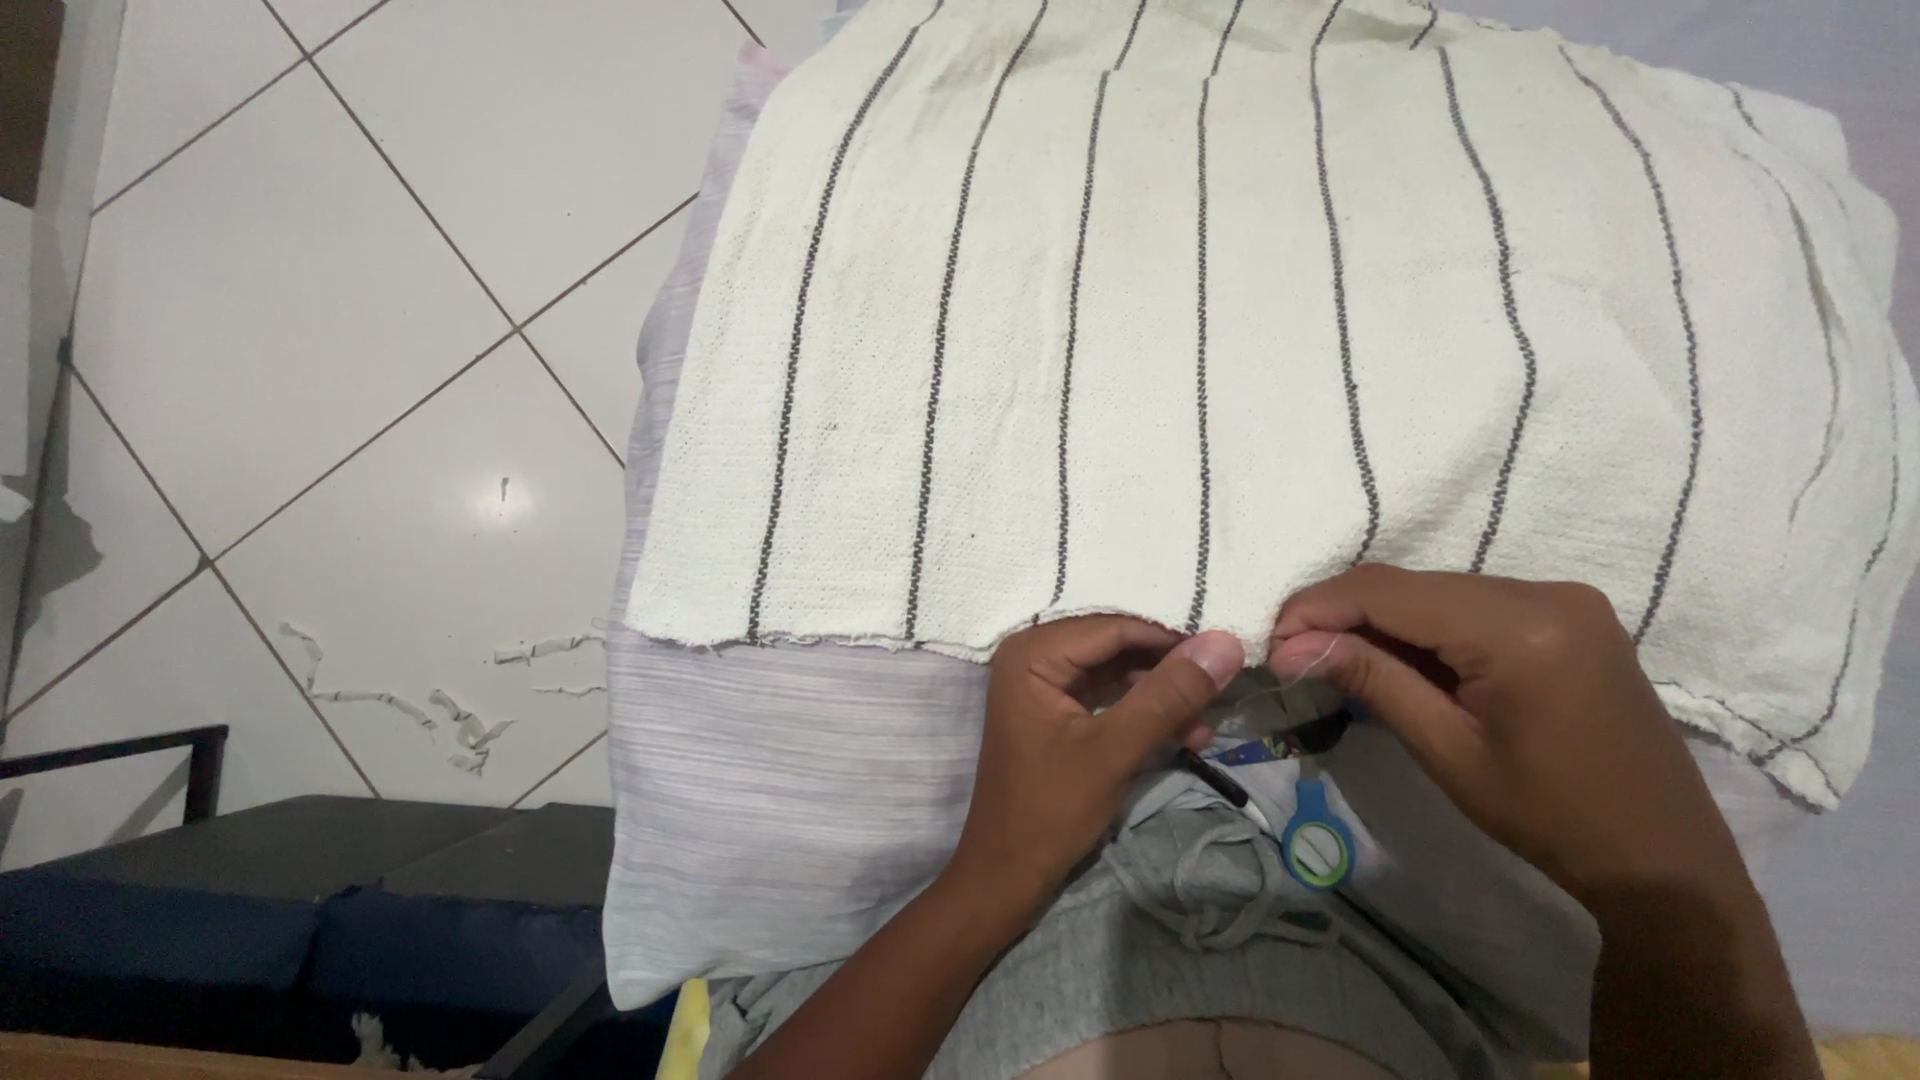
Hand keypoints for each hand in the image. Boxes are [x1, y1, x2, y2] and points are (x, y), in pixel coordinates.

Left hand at [942, 616, 1243, 916]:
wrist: (1007, 872)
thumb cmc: (1050, 809)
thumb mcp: (1114, 750)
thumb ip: (1168, 695)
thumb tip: (1225, 643)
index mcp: (1032, 652)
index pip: (1115, 626)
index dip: (1172, 635)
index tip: (1228, 650)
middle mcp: (1033, 654)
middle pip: (1116, 644)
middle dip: (1169, 666)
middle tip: (1224, 685)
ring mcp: (1043, 682)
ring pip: (1117, 669)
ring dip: (1163, 692)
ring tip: (1207, 719)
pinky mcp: (1056, 708)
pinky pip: (1109, 693)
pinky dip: (1145, 710)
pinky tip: (1186, 732)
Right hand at [1266, 564, 1744, 903]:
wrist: (1663, 858)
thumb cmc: (1548, 815)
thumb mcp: (1444, 749)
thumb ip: (1368, 678)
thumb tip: (1288, 645)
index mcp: (1520, 627)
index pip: (1388, 592)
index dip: (1318, 607)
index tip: (1271, 641)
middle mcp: (1545, 592)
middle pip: (1410, 584)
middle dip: (1342, 612)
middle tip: (1294, 654)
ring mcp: (1562, 598)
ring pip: (1435, 589)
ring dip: (1379, 619)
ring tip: (1337, 660)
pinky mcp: (1567, 614)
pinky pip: (1469, 603)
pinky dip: (1421, 626)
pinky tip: (1398, 660)